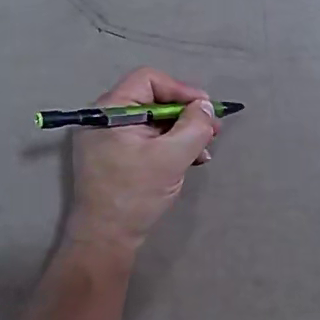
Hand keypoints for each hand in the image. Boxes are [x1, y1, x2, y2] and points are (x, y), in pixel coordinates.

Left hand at [64, 67, 220, 252]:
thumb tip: (205, 106)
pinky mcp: (118, 159)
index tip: (205, 109)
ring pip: (155, 123)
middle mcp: (107, 120)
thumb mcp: (171, 157)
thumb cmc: (134, 194)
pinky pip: (149, 142)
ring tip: (205, 150)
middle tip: (213, 130)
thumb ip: (194, 127)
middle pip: (153, 101)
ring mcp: (111, 140)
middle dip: (186, 114)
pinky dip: (171, 147)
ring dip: (183, 133)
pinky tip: (191, 161)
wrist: (106, 239)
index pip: (149, 80)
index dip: (181, 90)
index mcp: (110, 111)